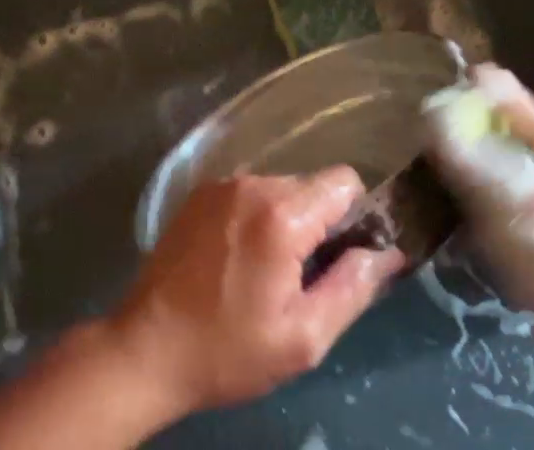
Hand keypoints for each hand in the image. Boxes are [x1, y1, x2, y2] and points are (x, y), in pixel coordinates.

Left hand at [110, 168, 404, 412]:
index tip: (339, 260)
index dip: (354, 218)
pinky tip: (236, 263)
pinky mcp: (196, 196)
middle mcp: (250, 184)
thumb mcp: (304, 337)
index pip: (344, 181)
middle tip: (299, 280)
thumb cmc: (228, 350)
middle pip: (311, 187)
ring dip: (284, 223)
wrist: (145, 351)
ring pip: (279, 190)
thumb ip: (354, 287)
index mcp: (281, 213)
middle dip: (317, 225)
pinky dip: (254, 220)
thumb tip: (388, 252)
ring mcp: (218, 186)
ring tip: (263, 276)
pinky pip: (247, 196)